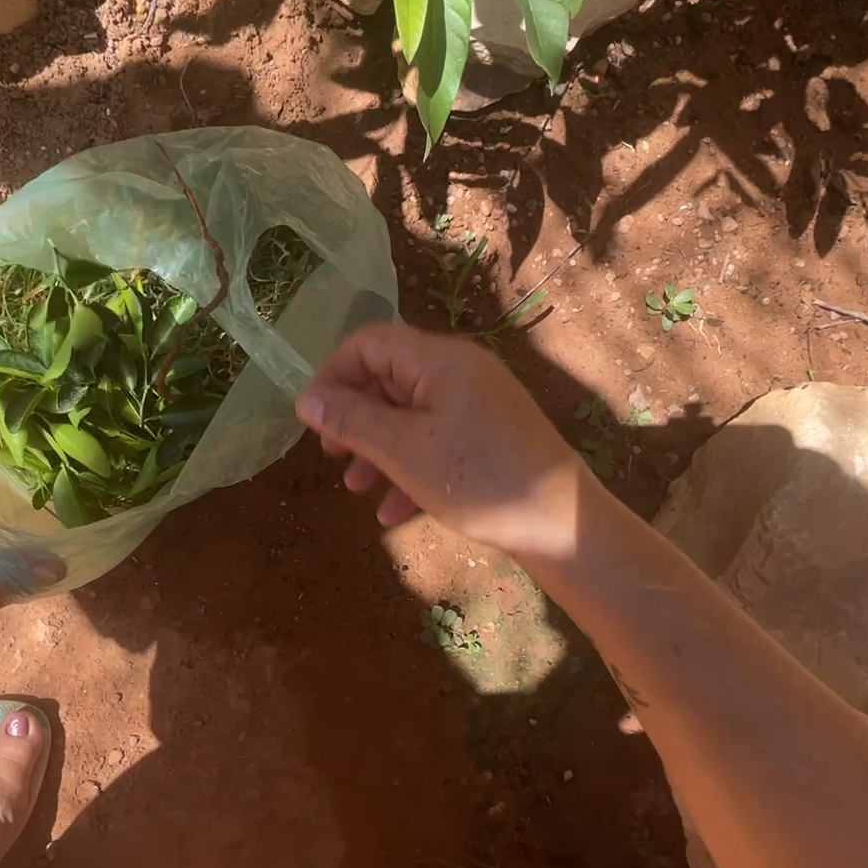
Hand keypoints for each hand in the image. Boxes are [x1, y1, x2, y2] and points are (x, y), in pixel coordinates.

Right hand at [296, 324, 588, 559]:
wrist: (561, 524)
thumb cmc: (478, 479)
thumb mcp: (404, 451)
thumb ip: (352, 420)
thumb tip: (306, 399)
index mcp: (440, 361)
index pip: (370, 343)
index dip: (333, 375)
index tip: (312, 418)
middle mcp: (460, 373)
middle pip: (389, 380)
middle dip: (355, 419)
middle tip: (332, 454)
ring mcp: (477, 406)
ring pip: (410, 417)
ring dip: (378, 451)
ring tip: (357, 489)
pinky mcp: (488, 439)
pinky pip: (436, 443)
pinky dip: (410, 470)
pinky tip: (394, 512)